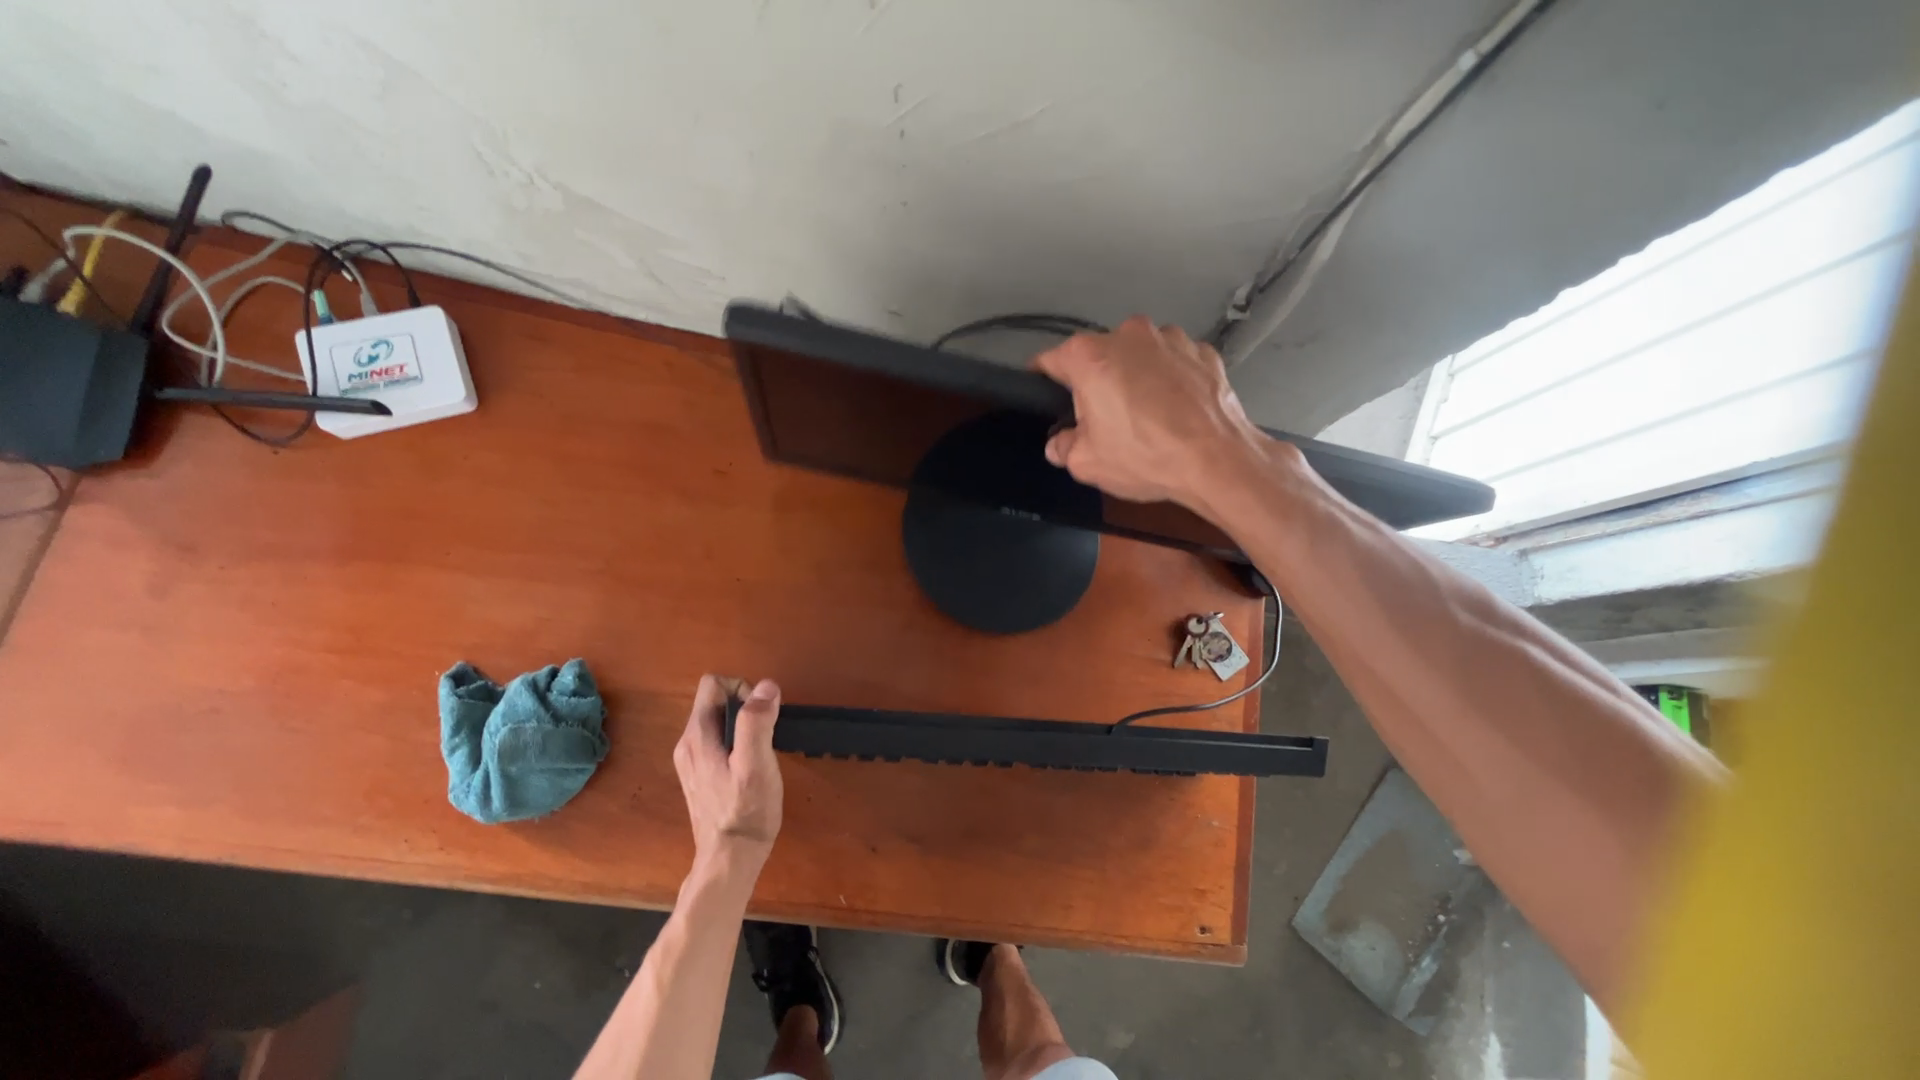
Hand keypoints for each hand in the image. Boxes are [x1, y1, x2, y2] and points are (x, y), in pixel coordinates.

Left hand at [673, 675, 782, 867]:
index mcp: (697, 735)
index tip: (761, 717)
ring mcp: (691, 761)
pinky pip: (717, 742)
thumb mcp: (756, 765)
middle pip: (715, 701)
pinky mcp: (699, 776)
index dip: (742, 689)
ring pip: (717, 722)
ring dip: (741, 729)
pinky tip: (748, 772)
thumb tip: (766, 687)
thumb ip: (757, 723)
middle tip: (764, 740)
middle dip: (744, 709)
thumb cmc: (746, 812)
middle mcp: (687, 743)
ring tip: (759, 757)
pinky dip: (735, 746)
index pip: (713, 684)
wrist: (730, 859)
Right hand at [1034, 316, 1271, 511]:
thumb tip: (1059, 443)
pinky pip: (1175, 362)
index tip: (1047, 398)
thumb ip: (1064, 447)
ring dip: (1137, 376)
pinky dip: (1172, 379)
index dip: (1044, 381)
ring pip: (1140, 355)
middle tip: (1105, 420)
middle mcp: (1128, 335)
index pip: (1050, 360)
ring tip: (1148, 416)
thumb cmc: (1145, 456)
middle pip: (1099, 355)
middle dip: (1097, 381)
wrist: (1218, 460)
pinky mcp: (1203, 351)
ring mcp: (1170, 338)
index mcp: (1089, 356)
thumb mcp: (1087, 463)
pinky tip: (1177, 410)